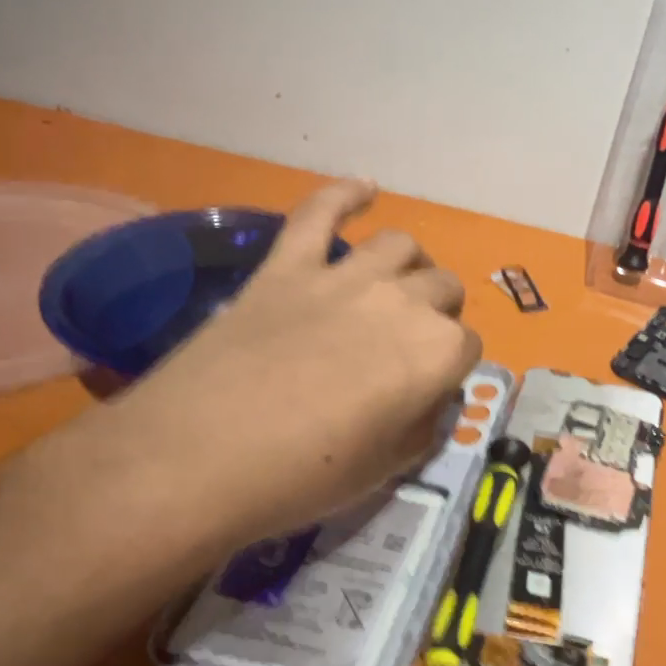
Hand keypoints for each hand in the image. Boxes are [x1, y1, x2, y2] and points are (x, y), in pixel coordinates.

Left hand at [92, 179, 481, 544]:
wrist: (197, 458)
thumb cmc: (304, 475)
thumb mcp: (389, 467)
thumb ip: (423, 423)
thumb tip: (428, 398)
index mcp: (438, 352)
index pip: (468, 346)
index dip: (451, 368)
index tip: (428, 389)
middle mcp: (404, 301)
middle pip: (443, 288)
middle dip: (438, 313)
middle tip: (408, 346)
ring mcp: (343, 276)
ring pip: (400, 246)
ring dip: (409, 264)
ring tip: (396, 284)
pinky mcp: (287, 266)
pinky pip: (319, 214)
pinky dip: (343, 195)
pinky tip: (364, 189)